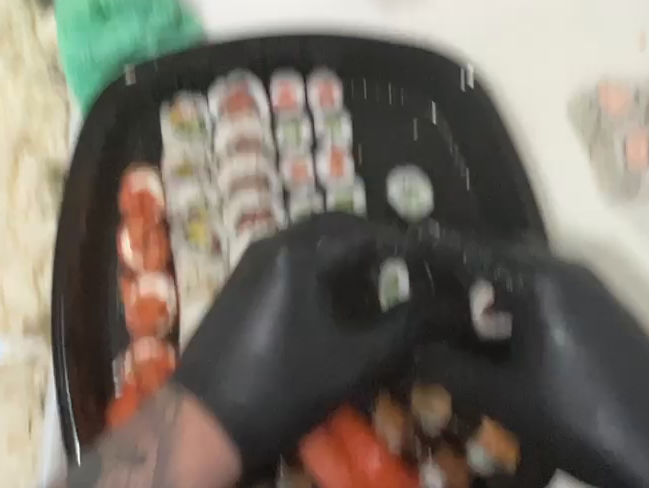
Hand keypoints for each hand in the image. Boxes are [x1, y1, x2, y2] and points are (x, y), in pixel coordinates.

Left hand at [171, 212, 417, 470]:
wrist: (202, 420)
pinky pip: (291, 256)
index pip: (365, 234)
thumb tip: (446, 311)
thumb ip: (402, 330)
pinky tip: (337, 300)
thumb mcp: (350, 364)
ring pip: (311, 239)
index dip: (404, 246)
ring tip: (378, 286)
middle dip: (374, 243)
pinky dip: (320, 266)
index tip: (434, 261)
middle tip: (409, 268)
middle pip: (335, 227)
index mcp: (298, 253)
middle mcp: (274, 242)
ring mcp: (253, 258)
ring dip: (346, 254)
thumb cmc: (280, 388)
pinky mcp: (243, 279)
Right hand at [411, 231, 648, 487]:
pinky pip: (553, 291)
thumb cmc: (586, 424)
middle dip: (461, 268)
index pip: (471, 252)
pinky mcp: (612, 313)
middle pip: (499, 256)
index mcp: (540, 279)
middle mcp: (568, 270)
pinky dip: (522, 303)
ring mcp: (596, 291)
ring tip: (462, 313)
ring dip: (493, 287)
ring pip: (527, 275)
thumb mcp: (508, 401)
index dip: (433, 250)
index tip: (400, 244)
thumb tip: (410, 350)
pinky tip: (509, 336)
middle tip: (426, 283)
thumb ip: (452, 370)